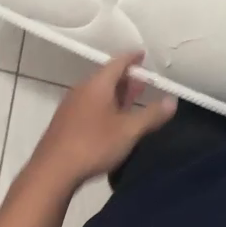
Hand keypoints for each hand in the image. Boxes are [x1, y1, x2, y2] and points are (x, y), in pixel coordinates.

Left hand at [29, 52, 178, 184]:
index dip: (132, 58)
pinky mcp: (66, 123)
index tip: (143, 55)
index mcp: (97, 85)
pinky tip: (113, 120)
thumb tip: (172, 101)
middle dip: (126, 78)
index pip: (117, 63)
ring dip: (116, 94)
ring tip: (132, 99)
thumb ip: (151, 115)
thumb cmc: (93, 145)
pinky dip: (106, 106)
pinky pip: (90, 105)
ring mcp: (71, 106)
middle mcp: (82, 90)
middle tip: (144, 81)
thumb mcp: (129, 130)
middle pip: (107, 77)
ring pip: (98, 93)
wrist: (53, 171)